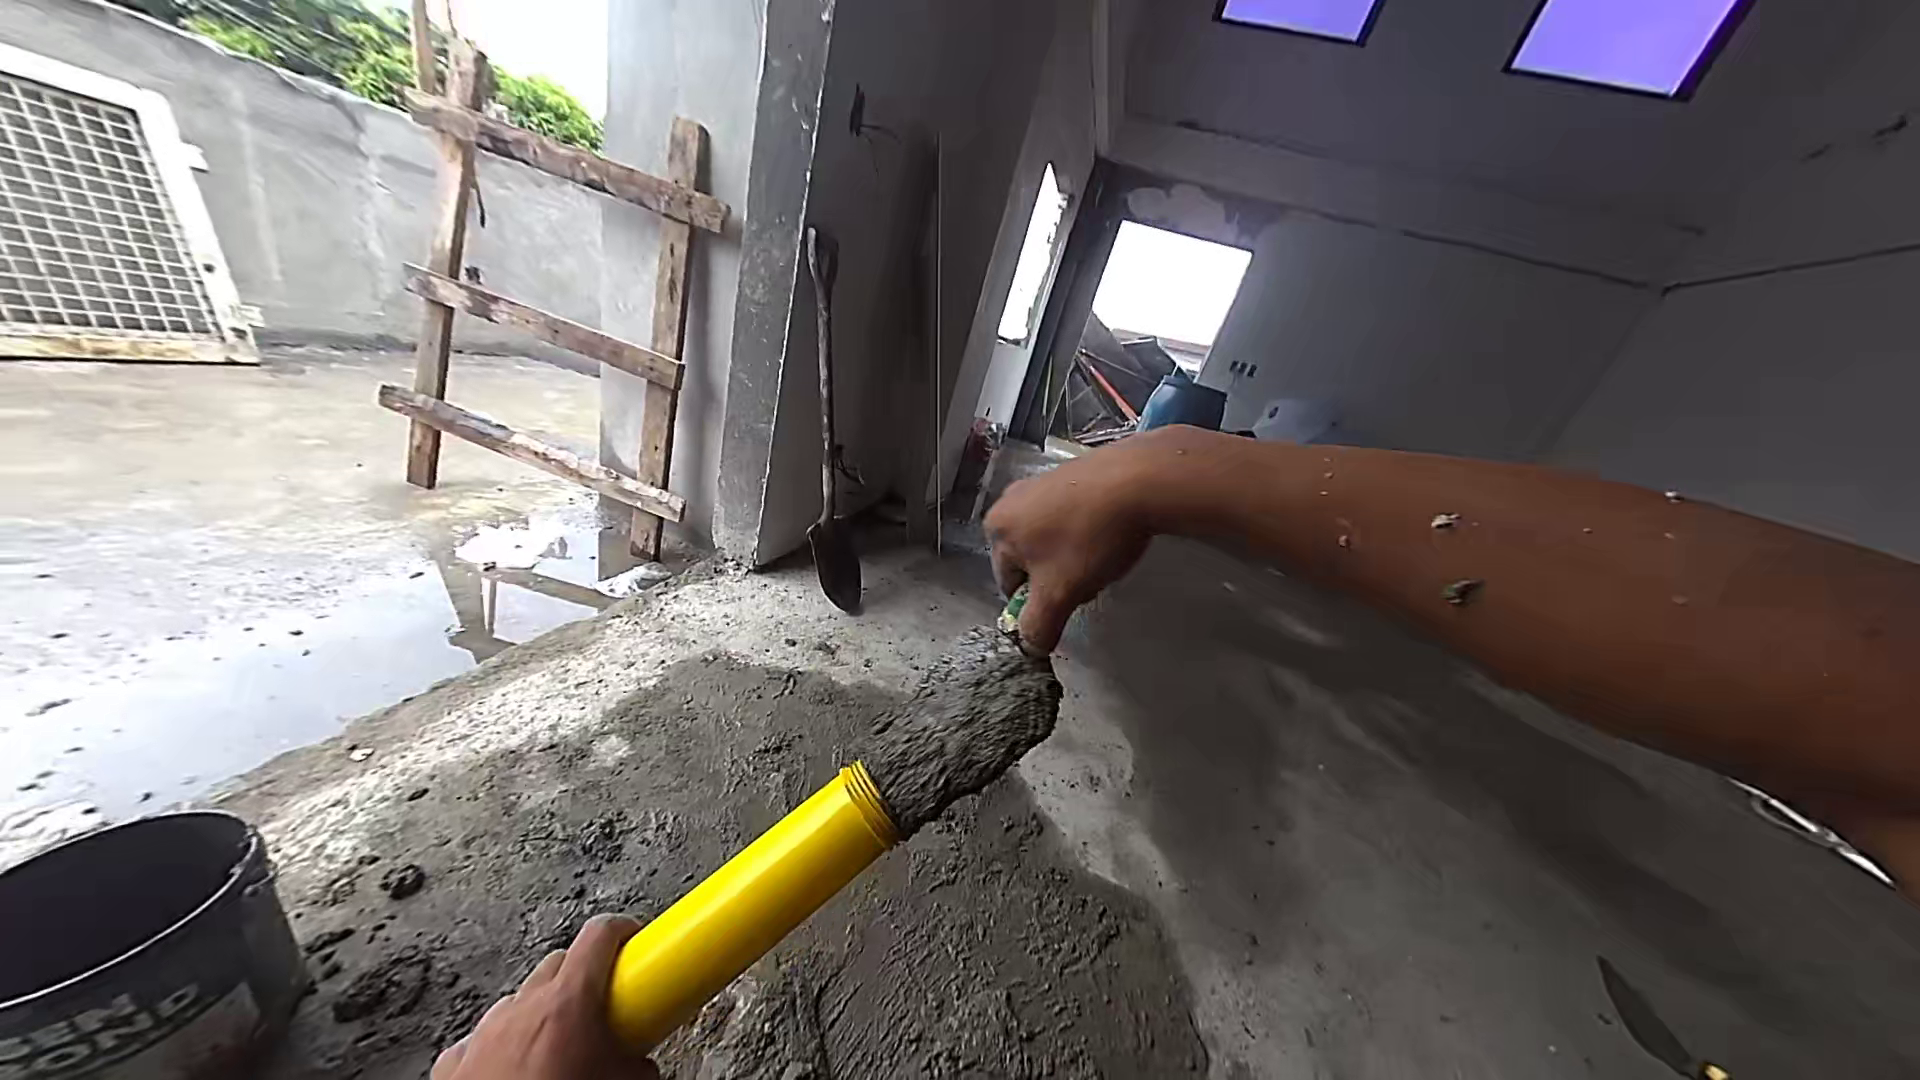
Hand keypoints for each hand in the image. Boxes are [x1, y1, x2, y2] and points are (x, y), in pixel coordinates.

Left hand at [431, 914, 656, 1079]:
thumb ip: (637, 1064)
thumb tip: (644, 1067)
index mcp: (568, 1002)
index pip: (600, 933)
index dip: (621, 930)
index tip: (632, 942)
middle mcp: (523, 1008)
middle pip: (559, 961)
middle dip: (581, 972)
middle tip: (597, 1002)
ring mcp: (482, 1037)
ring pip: (518, 998)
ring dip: (537, 1008)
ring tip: (552, 1043)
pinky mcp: (452, 1070)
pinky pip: (477, 1039)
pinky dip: (495, 1044)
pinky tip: (507, 1068)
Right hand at [985, 432, 1173, 652]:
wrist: (1137, 480)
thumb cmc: (1088, 539)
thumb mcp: (1059, 594)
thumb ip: (1038, 627)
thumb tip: (1030, 646)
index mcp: (997, 528)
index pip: (1008, 583)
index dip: (1039, 601)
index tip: (1069, 598)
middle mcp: (1010, 500)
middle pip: (1029, 559)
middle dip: (1055, 576)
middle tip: (1087, 577)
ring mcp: (1040, 481)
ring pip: (1050, 538)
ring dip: (1071, 554)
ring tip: (1103, 553)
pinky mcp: (1070, 471)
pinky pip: (1069, 514)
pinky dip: (1086, 528)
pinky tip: (1110, 531)